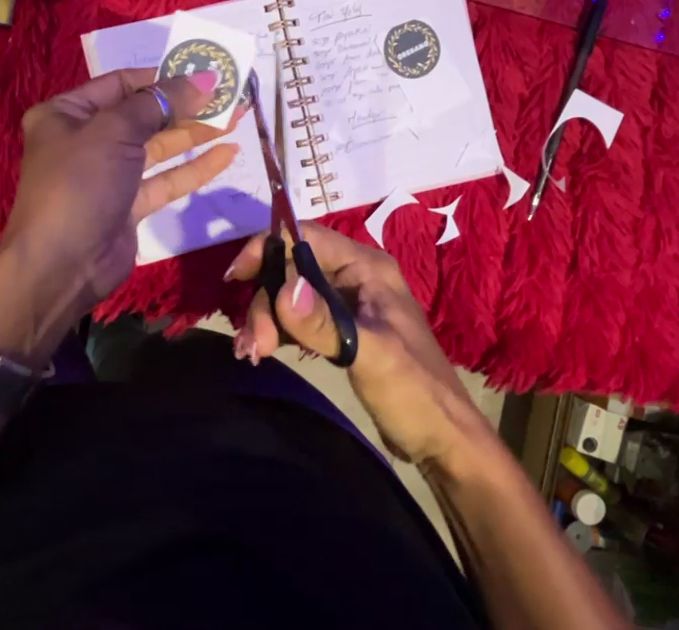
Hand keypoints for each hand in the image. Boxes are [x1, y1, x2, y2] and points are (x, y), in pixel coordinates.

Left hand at [0, 67, 243, 321]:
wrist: (60, 266)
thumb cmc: (79, 183)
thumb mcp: (114, 131)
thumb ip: (159, 102)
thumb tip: (201, 78)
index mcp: (66, 113)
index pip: (120, 83)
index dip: (161, 76)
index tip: (202, 71)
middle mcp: (85, 139)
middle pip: (143, 114)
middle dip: (185, 104)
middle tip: (229, 93)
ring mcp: (108, 174)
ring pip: (158, 147)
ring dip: (196, 133)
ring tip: (238, 116)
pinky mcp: (128, 205)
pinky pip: (165, 180)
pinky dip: (194, 168)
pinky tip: (227, 153)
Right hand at [227, 224, 495, 470]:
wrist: (442, 441)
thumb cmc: (415, 393)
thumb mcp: (369, 356)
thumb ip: (325, 322)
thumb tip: (282, 289)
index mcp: (367, 268)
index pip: (307, 237)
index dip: (268, 249)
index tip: (236, 278)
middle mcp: (355, 276)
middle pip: (292, 268)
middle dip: (266, 300)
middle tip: (255, 343)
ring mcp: (348, 303)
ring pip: (290, 294)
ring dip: (268, 319)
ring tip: (255, 354)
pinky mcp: (340, 329)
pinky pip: (298, 317)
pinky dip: (279, 331)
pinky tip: (265, 353)